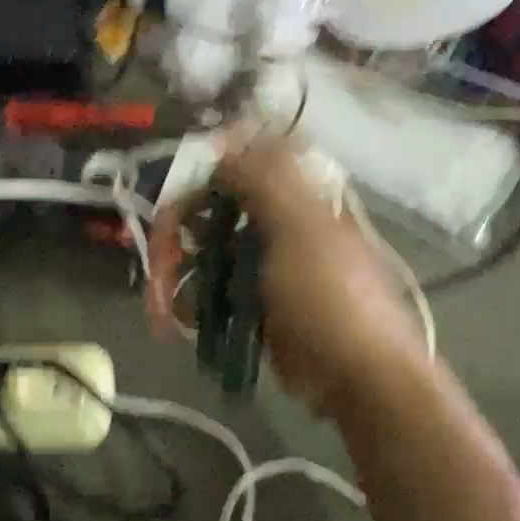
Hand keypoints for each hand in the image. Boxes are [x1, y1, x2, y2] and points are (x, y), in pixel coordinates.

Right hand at [149, 133, 427, 417]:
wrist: (358, 377)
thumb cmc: (331, 297)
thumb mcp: (300, 228)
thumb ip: (263, 178)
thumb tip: (223, 142)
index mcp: (297, 196)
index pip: (242, 161)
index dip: (205, 169)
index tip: (175, 190)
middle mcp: (279, 223)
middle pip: (215, 207)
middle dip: (180, 228)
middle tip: (162, 256)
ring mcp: (265, 266)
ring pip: (208, 251)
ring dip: (179, 271)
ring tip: (161, 302)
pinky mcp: (254, 305)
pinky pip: (212, 292)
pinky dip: (190, 303)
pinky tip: (174, 319)